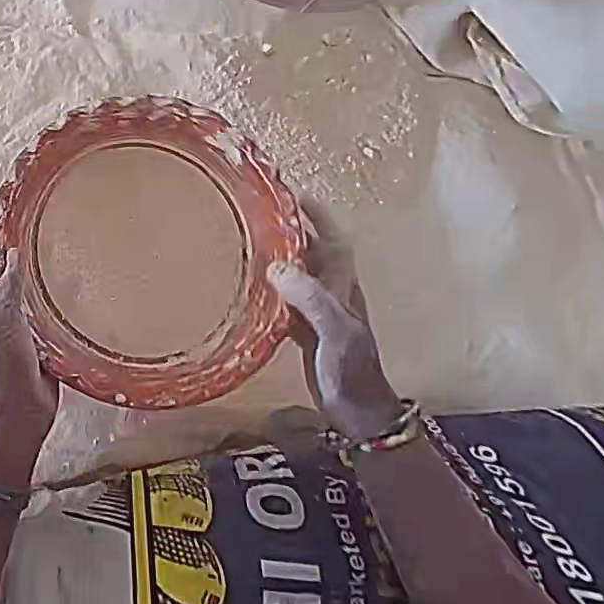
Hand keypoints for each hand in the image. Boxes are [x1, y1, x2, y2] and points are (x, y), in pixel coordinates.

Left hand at [0, 246, 58, 485]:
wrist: (19, 414)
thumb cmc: (5, 370)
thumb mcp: (3, 325)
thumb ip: (7, 291)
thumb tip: (11, 254)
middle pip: (2, 273)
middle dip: (10, 248)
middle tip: (31, 220)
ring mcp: (17, 327)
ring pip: (24, 290)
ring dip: (33, 270)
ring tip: (52, 245)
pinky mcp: (38, 341)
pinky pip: (43, 309)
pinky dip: (51, 294)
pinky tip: (71, 286)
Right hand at [268, 203, 402, 439]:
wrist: (356, 410)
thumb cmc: (352, 368)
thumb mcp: (335, 329)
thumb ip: (309, 297)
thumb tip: (275, 266)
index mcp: (343, 281)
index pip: (330, 236)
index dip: (314, 213)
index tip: (291, 192)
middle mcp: (331, 288)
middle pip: (309, 250)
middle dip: (288, 230)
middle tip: (256, 213)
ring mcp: (317, 308)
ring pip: (295, 273)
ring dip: (276, 257)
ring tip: (246, 241)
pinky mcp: (303, 328)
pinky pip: (283, 299)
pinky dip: (268, 289)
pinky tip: (248, 286)